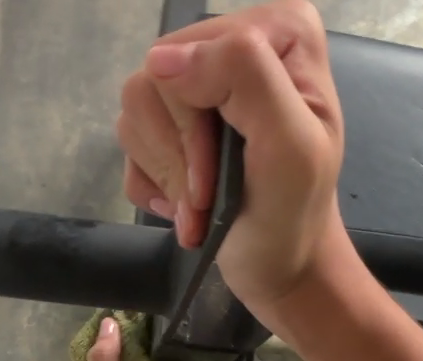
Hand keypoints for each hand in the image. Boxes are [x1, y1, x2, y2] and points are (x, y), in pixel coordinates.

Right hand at [115, 0, 350, 320]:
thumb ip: (243, 77)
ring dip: (166, 175)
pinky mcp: (171, 126)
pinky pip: (129, 145)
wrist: (280, 268)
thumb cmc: (293, 214)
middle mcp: (235, 47)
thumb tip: (161, 60)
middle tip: (207, 199)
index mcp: (276, 32)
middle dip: (178, 154)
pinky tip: (185, 207)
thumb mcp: (290, 144)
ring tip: (200, 208)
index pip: (193, 50)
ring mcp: (197, 87)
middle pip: (155, 81)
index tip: (216, 179)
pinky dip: (154, 187)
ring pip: (135, 112)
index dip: (192, 122)